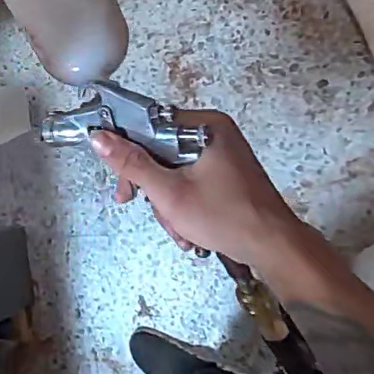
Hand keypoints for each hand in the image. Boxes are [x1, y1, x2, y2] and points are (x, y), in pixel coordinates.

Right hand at [89, 110, 319, 272]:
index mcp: (205, 126)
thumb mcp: (168, 192)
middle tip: (138, 203)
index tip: (121, 177)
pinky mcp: (226, 174)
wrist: (273, 248)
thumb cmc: (226, 217)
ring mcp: (222, 154)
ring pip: (172, 170)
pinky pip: (189, 180)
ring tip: (177, 227)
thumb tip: (100, 138)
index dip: (129, 150)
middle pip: (160, 150)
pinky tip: (186, 228)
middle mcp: (215, 133)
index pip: (151, 125)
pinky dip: (182, 204)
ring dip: (167, 202)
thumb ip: (131, 164)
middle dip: (151, 186)